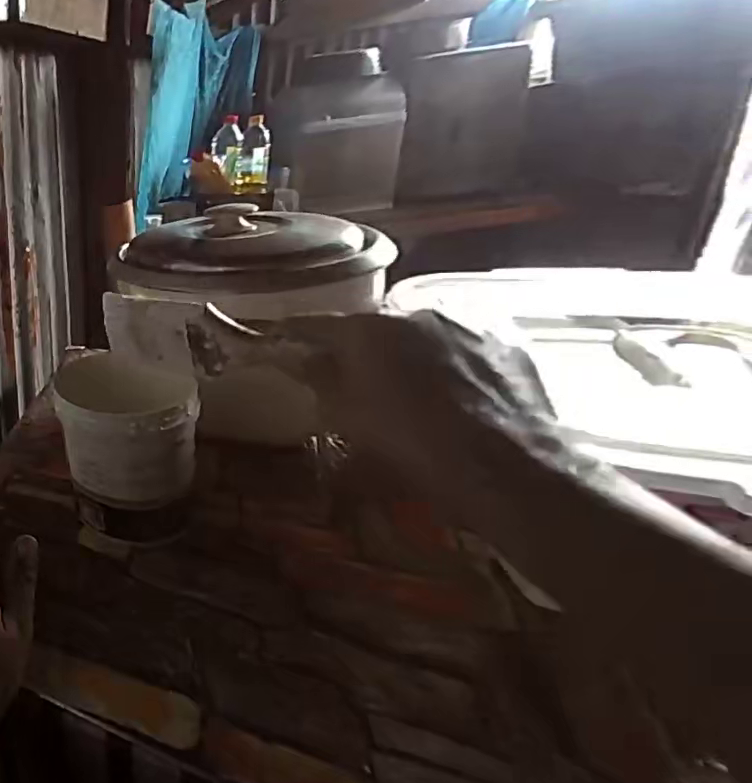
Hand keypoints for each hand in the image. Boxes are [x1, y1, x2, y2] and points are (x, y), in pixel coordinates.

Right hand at [268, 310, 560, 481]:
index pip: (312, 323)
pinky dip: (447, 362)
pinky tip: (448, 391)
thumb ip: (316, 375)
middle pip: (371, 326)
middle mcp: (415, 312)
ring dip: (404, 351)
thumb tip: (300, 356)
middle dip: (356, 344)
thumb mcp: (340, 412)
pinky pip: (461, 347)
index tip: (273, 339)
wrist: (505, 469)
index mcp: (365, 326)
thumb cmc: (405, 439)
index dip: (289, 333)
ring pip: (419, 334)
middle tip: (345, 370)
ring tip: (401, 383)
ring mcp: (468, 326)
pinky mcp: (510, 346)